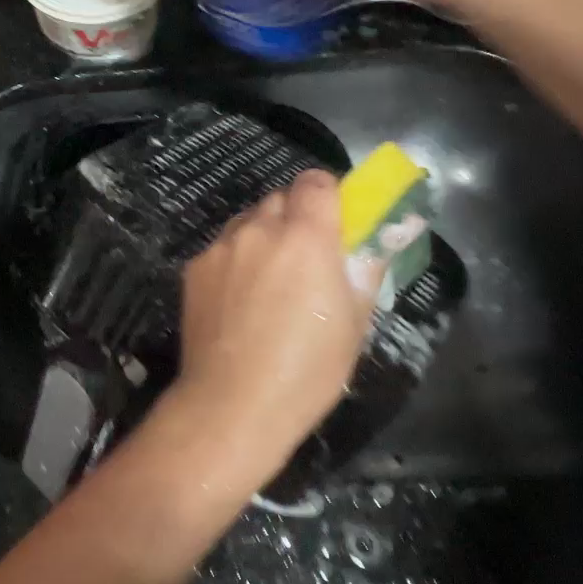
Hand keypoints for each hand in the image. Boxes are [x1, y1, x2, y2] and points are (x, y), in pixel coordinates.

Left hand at [171, 170, 374, 480]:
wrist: (232, 402)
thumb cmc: (308, 369)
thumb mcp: (355, 319)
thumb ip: (367, 265)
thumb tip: (389, 228)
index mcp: (305, 236)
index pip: (316, 181)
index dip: (329, 194)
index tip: (339, 221)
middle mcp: (258, 229)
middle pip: (280, 198)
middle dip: (298, 217)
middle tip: (310, 258)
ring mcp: (220, 247)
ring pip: (248, 221)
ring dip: (264, 236)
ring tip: (273, 282)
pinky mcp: (193, 268)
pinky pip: (223, 248)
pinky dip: (237, 260)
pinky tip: (241, 300)